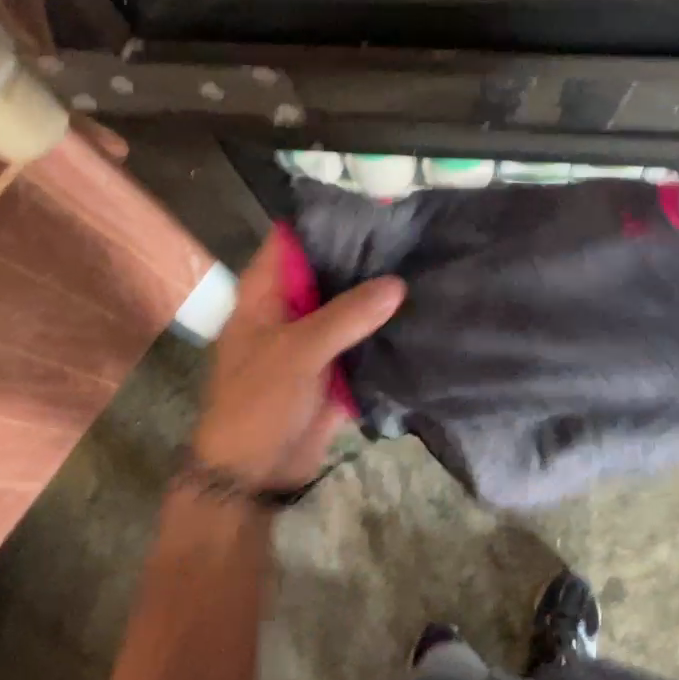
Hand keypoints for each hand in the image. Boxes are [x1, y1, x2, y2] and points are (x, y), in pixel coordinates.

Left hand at [191, 231, 404, 491]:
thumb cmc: (259, 402)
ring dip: (377, 298)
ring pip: (348, 310)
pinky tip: (421, 316)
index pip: (292, 242)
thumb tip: (397, 284)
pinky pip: (361, 345)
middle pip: (326, 274)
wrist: (254, 472)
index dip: (325, 222)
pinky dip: (383, 334)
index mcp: (264, 295)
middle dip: (362, 259)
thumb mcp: (299, 351)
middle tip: (411, 236)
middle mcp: (288, 311)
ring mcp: (312, 342)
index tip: (370, 207)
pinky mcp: (333, 371)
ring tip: (424, 266)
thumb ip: (347, 315)